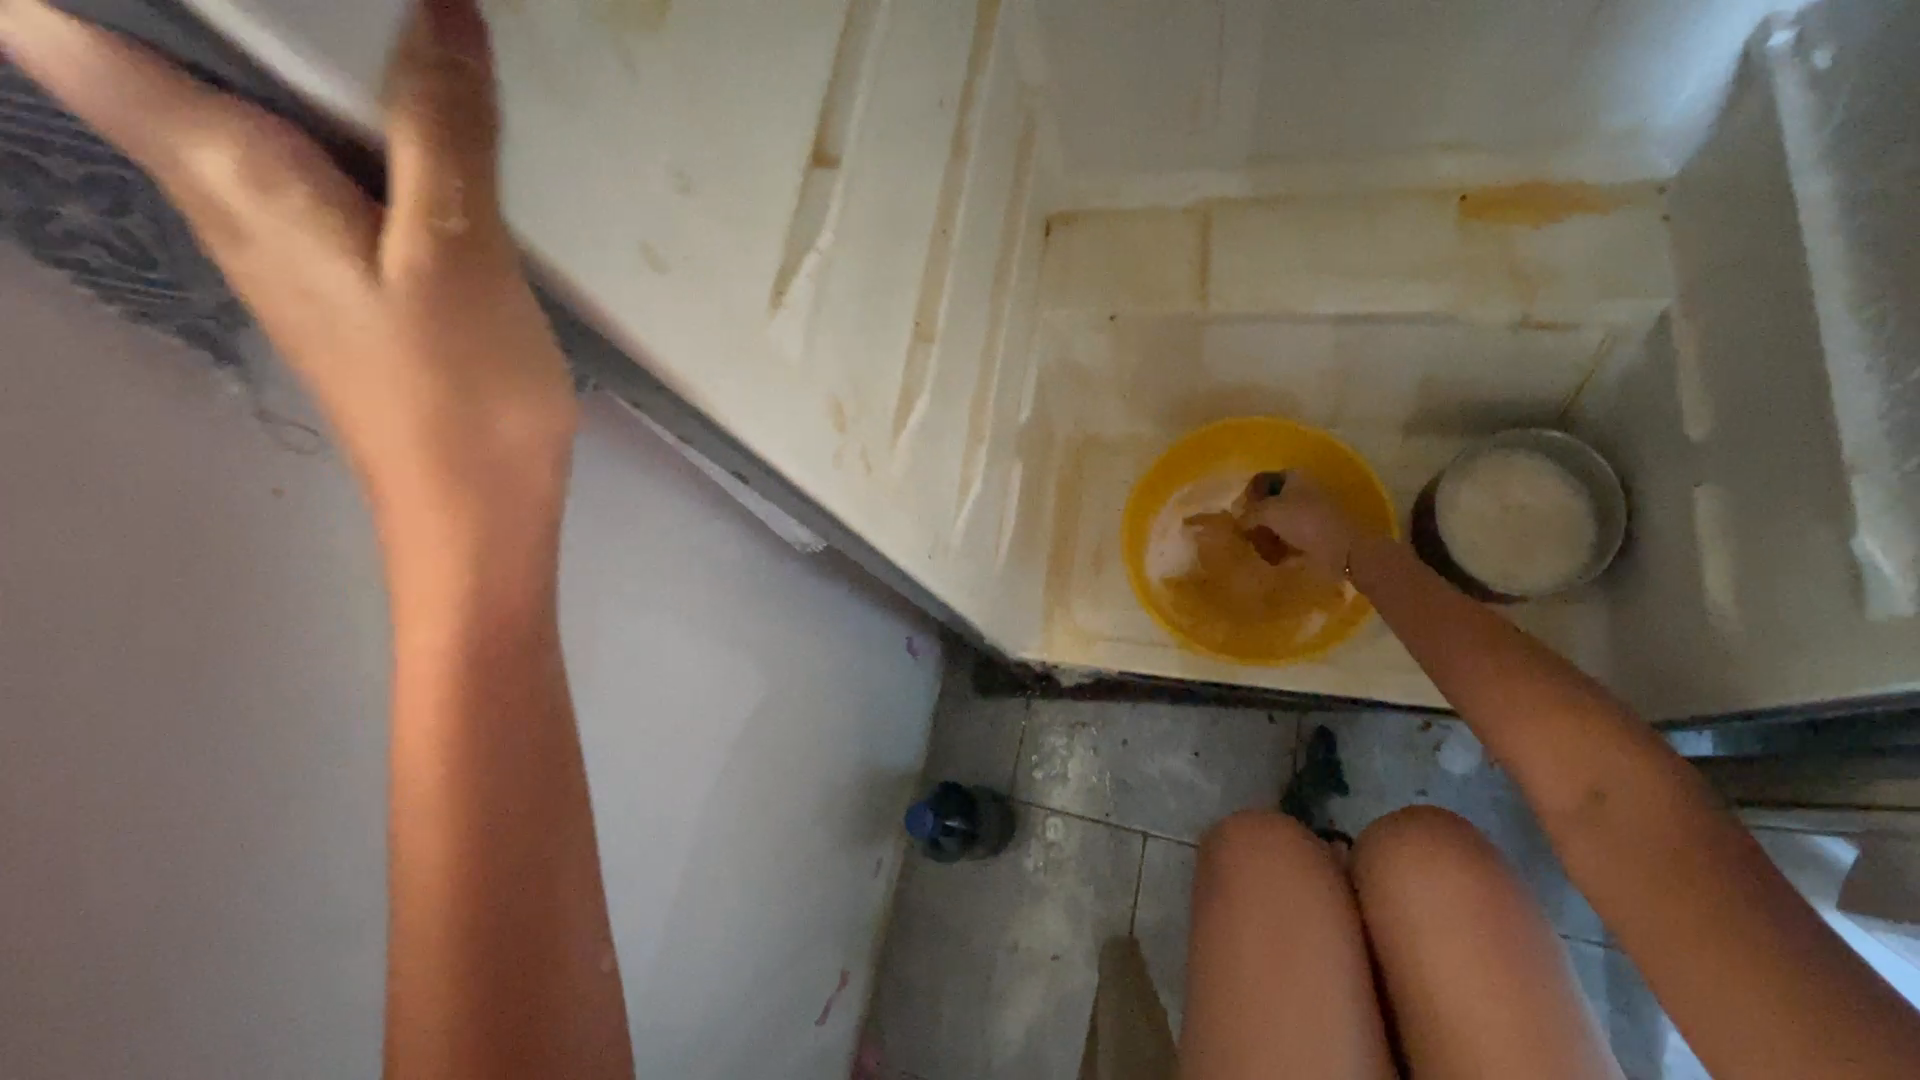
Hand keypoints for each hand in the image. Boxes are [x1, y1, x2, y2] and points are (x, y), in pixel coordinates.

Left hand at [0, 0, 577, 534]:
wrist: (476, 509)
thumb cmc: (460, 392)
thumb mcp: (457, 251)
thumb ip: (440, 126)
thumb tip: (439, 8)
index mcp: (230, 176)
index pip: (67, 36)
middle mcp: (228, 200)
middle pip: (150, 57)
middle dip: (225, 13)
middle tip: (343, 3)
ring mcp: (283, 243)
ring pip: (238, 110)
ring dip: (293, 60)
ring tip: (391, 34)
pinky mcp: (339, 276)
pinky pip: (307, 167)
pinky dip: (347, 126)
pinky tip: (423, 124)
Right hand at [1236, 472, 1358, 581]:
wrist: (1344, 548)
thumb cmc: (1305, 522)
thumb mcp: (1268, 512)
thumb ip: (1248, 513)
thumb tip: (1239, 520)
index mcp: (1294, 477)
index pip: (1261, 480)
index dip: (1248, 496)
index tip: (1241, 514)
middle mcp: (1303, 491)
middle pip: (1270, 503)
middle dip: (1257, 520)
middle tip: (1249, 536)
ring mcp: (1312, 514)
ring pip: (1280, 523)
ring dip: (1268, 537)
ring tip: (1261, 552)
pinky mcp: (1318, 534)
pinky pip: (1292, 539)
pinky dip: (1282, 549)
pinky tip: (1275, 560)